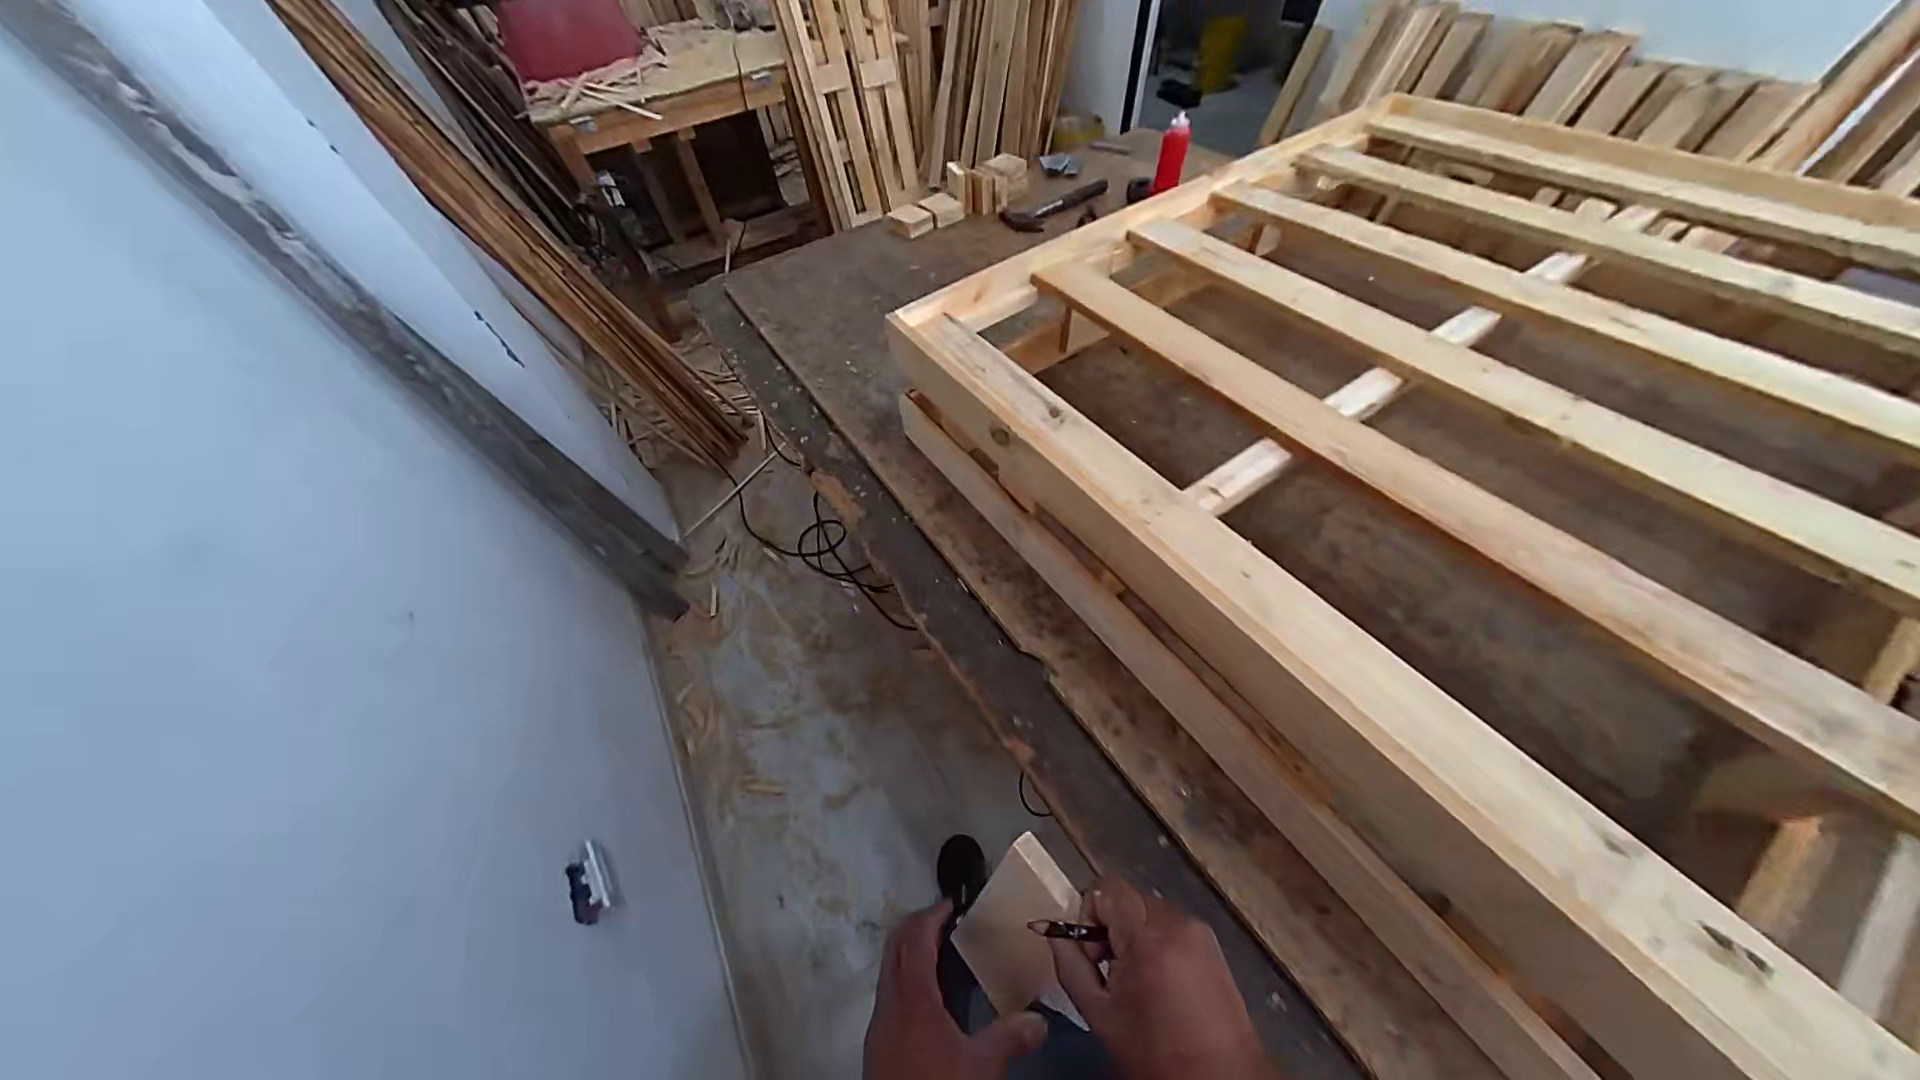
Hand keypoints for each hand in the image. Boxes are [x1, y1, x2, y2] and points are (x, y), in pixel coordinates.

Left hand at [864, 900, 1047, 1079]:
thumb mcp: (979, 1068)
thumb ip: (1009, 1038)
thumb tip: (1040, 1020)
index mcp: (912, 997)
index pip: (915, 937)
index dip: (931, 914)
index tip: (952, 904)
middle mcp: (889, 1001)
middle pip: (895, 943)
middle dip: (917, 924)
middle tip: (946, 920)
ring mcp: (879, 1021)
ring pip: (889, 967)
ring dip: (910, 950)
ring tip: (941, 951)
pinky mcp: (877, 1041)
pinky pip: (889, 990)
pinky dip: (906, 975)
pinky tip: (930, 996)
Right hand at [1050, 877, 1278, 1079]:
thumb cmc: (1156, 1055)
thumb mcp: (1099, 1015)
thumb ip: (1071, 966)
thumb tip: (1056, 933)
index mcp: (1148, 936)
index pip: (1106, 888)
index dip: (1090, 915)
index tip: (1093, 955)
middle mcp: (1177, 922)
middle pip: (1127, 900)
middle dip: (1111, 928)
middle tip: (1110, 973)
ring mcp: (1199, 931)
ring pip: (1148, 912)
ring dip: (1133, 936)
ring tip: (1137, 983)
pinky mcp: (1213, 945)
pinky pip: (1170, 927)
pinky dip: (1156, 944)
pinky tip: (1161, 985)